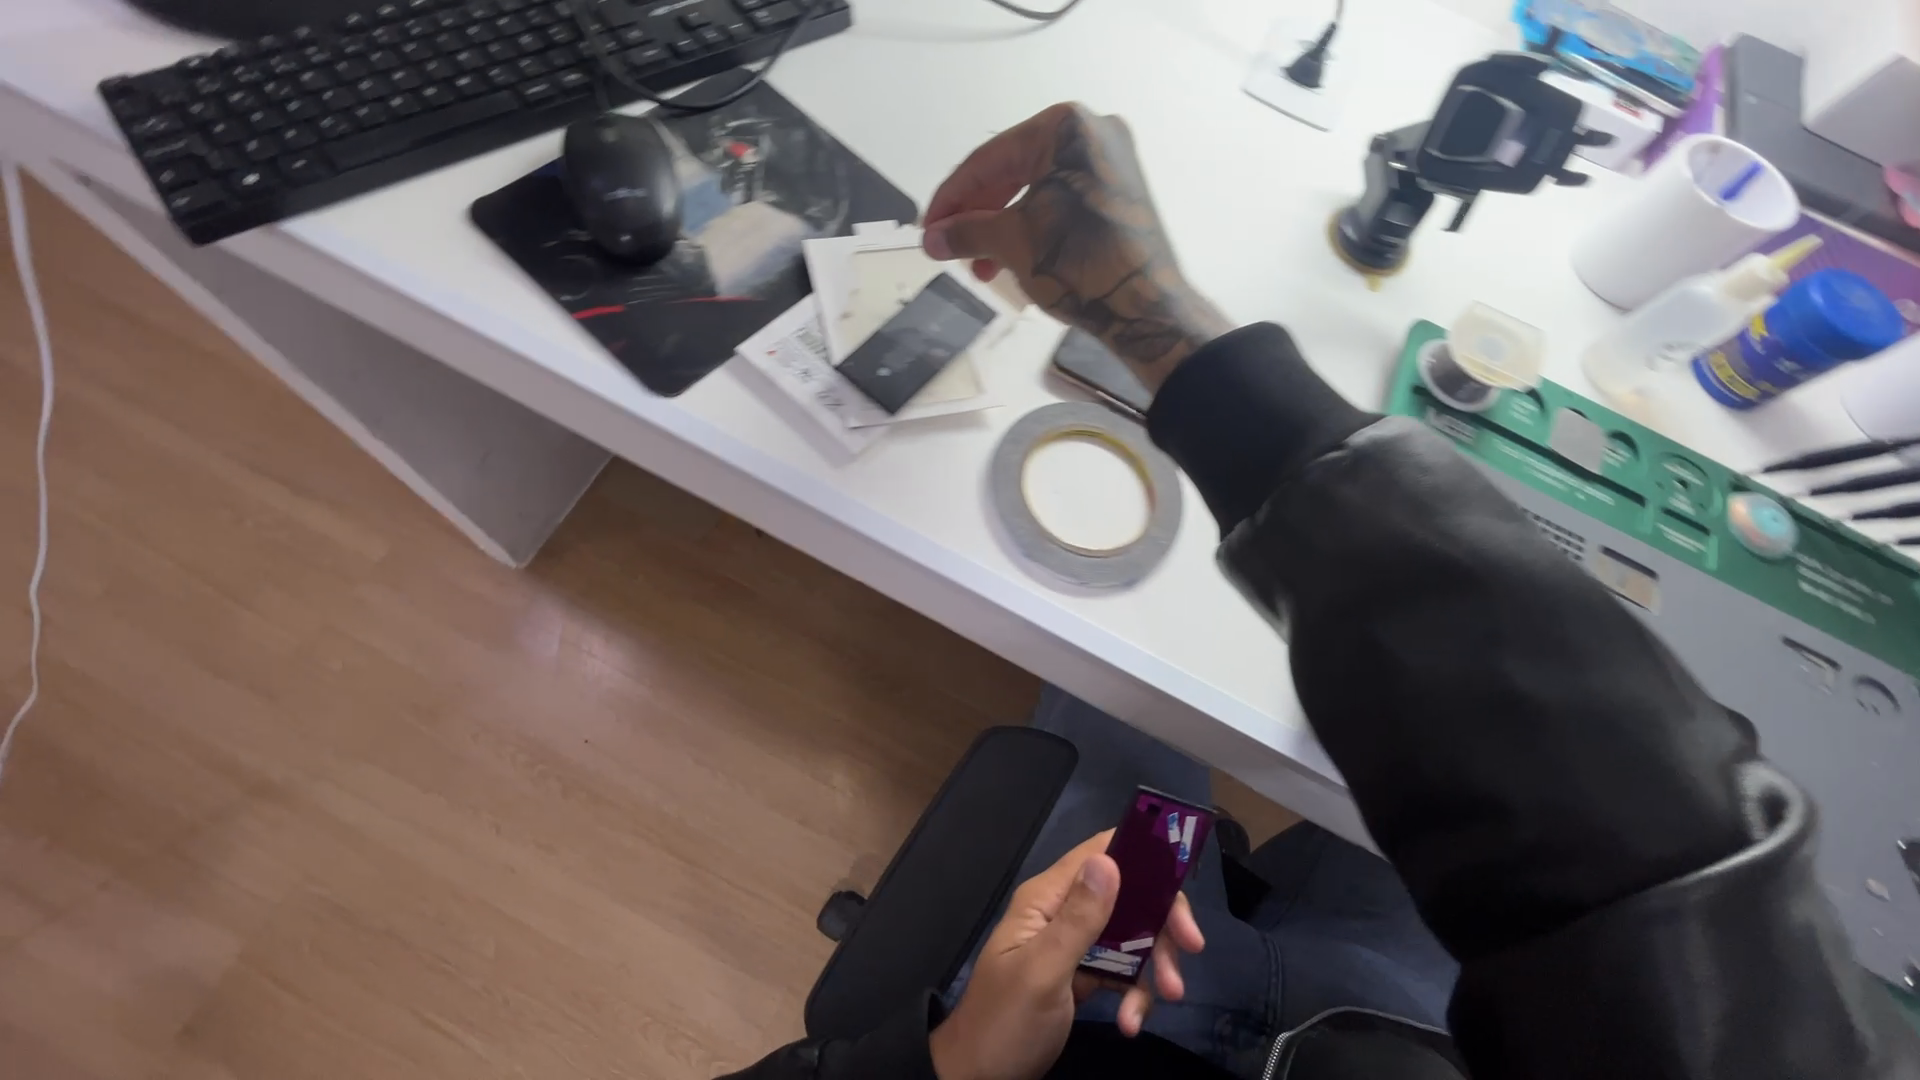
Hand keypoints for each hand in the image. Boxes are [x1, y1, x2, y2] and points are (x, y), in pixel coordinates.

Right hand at [922, 103, 1231, 386]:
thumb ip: (966, 233)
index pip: (988, 159)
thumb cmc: (1080, 265)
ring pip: (1034, 190)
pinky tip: (1013, 259)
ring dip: (1000, 228)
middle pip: (1011, 172)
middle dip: (976, 216)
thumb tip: (931, 238)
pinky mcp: (1118, 193)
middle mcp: (1092, 132)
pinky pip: (1060, 202)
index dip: (951, 198)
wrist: (1145, 308)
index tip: (928, 227)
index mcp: (1065, 127)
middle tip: (949, 247)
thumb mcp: (1012, 244)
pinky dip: (1031, 227)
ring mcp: (1110, 162)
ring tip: (981, 268)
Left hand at [928, 830, 1205, 1079]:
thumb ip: (1078, 918)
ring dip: (1153, 964)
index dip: (1143, 859)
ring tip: (1167, 997)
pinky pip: (1120, 972)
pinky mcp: (1081, 976)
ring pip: (1128, 936)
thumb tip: (1109, 859)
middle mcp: (1060, 911)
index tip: (1181, 882)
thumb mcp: (1043, 971)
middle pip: (1125, 896)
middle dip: (1160, 921)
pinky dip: (1133, 994)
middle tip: (1191, 949)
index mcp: (1046, 897)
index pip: (1099, 854)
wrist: (977, 1079)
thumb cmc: (1005, 1022)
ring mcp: (1072, 944)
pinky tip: (1130, 1024)